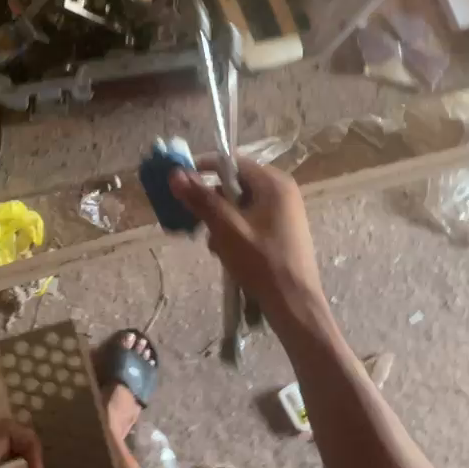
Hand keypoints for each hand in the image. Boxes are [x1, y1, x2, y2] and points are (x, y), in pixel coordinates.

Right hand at [168, 158, 325, 325]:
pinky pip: (249, 221)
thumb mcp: (226, 230)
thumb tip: (175, 174)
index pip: (232, 163)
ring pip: (239, 206)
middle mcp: (282, 192)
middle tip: (196, 222)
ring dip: (220, 222)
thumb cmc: (262, 263)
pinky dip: (233, 232)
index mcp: (274, 184)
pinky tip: (227, 253)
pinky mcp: (281, 231)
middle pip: (235, 185)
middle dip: (212, 204)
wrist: (294, 304)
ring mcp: (283, 212)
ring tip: (215, 246)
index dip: (204, 169)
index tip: (180, 183)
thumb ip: (201, 199)